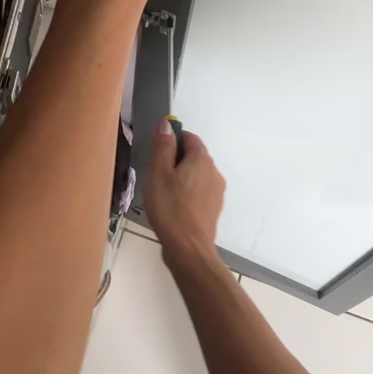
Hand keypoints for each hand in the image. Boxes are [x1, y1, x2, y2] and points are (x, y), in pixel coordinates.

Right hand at [146, 119, 226, 270]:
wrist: (188, 249)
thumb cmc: (170, 207)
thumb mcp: (159, 172)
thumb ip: (164, 146)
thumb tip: (167, 124)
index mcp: (202, 159)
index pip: (189, 137)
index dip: (172, 141)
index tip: (157, 156)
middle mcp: (214, 172)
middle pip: (193, 156)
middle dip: (175, 161)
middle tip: (156, 176)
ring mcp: (217, 192)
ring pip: (196, 175)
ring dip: (181, 178)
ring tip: (162, 195)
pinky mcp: (213, 209)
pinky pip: (198, 192)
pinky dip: (187, 194)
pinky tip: (173, 208)